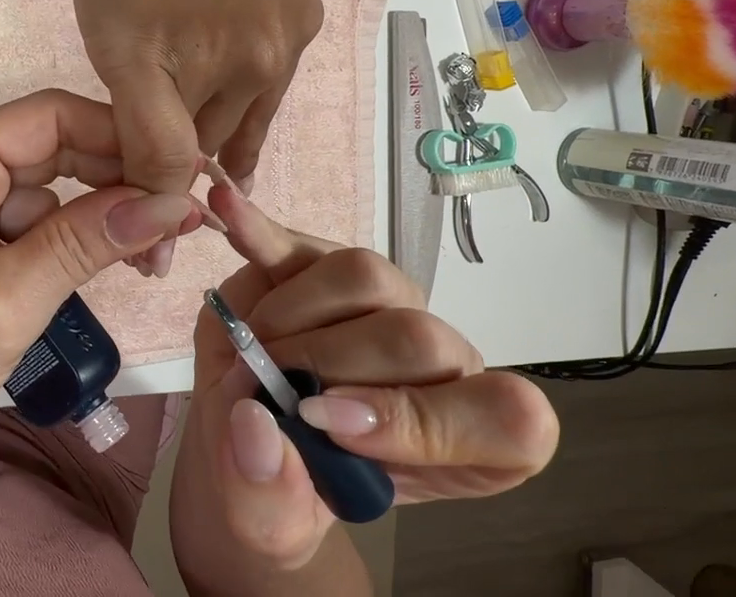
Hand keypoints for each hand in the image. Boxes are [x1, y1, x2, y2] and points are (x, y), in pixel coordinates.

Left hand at [0, 89, 207, 458]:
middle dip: (116, 182)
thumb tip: (169, 203)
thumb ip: (82, 245)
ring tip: (146, 265)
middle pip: (53, 144)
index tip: (187, 178)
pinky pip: (27, 215)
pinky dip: (66, 238)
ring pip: (47, 183)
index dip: (122, 138)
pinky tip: (99, 268)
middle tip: (178, 234)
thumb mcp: (3, 305)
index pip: (51, 116)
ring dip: (96, 216)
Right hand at [62, 0, 363, 193]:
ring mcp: (201, 58)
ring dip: (157, 168)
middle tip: (170, 206)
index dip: (232, 139)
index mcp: (295, 12)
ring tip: (134, 206)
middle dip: (197, 167)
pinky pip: (143, 141)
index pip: (262, 103)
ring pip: (183, 140)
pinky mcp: (135, 56)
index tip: (212, 171)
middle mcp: (263, 50)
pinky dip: (132, 173)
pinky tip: (113, 193)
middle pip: (226, 131)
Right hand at [179, 183, 558, 570]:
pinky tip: (227, 212)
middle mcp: (439, 364)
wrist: (237, 439)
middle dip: (321, 364)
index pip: (507, 419)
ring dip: (289, 314)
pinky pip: (294, 241)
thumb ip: (268, 494)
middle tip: (260, 390)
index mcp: (464, 445)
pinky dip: (259, 229)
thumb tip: (255, 423)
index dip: (421, 420)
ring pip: (364, 275)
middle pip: (417, 336)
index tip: (325, 423)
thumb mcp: (269, 523)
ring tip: (248, 347)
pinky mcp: (311, 262)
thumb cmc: (276, 490)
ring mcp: (378, 301)